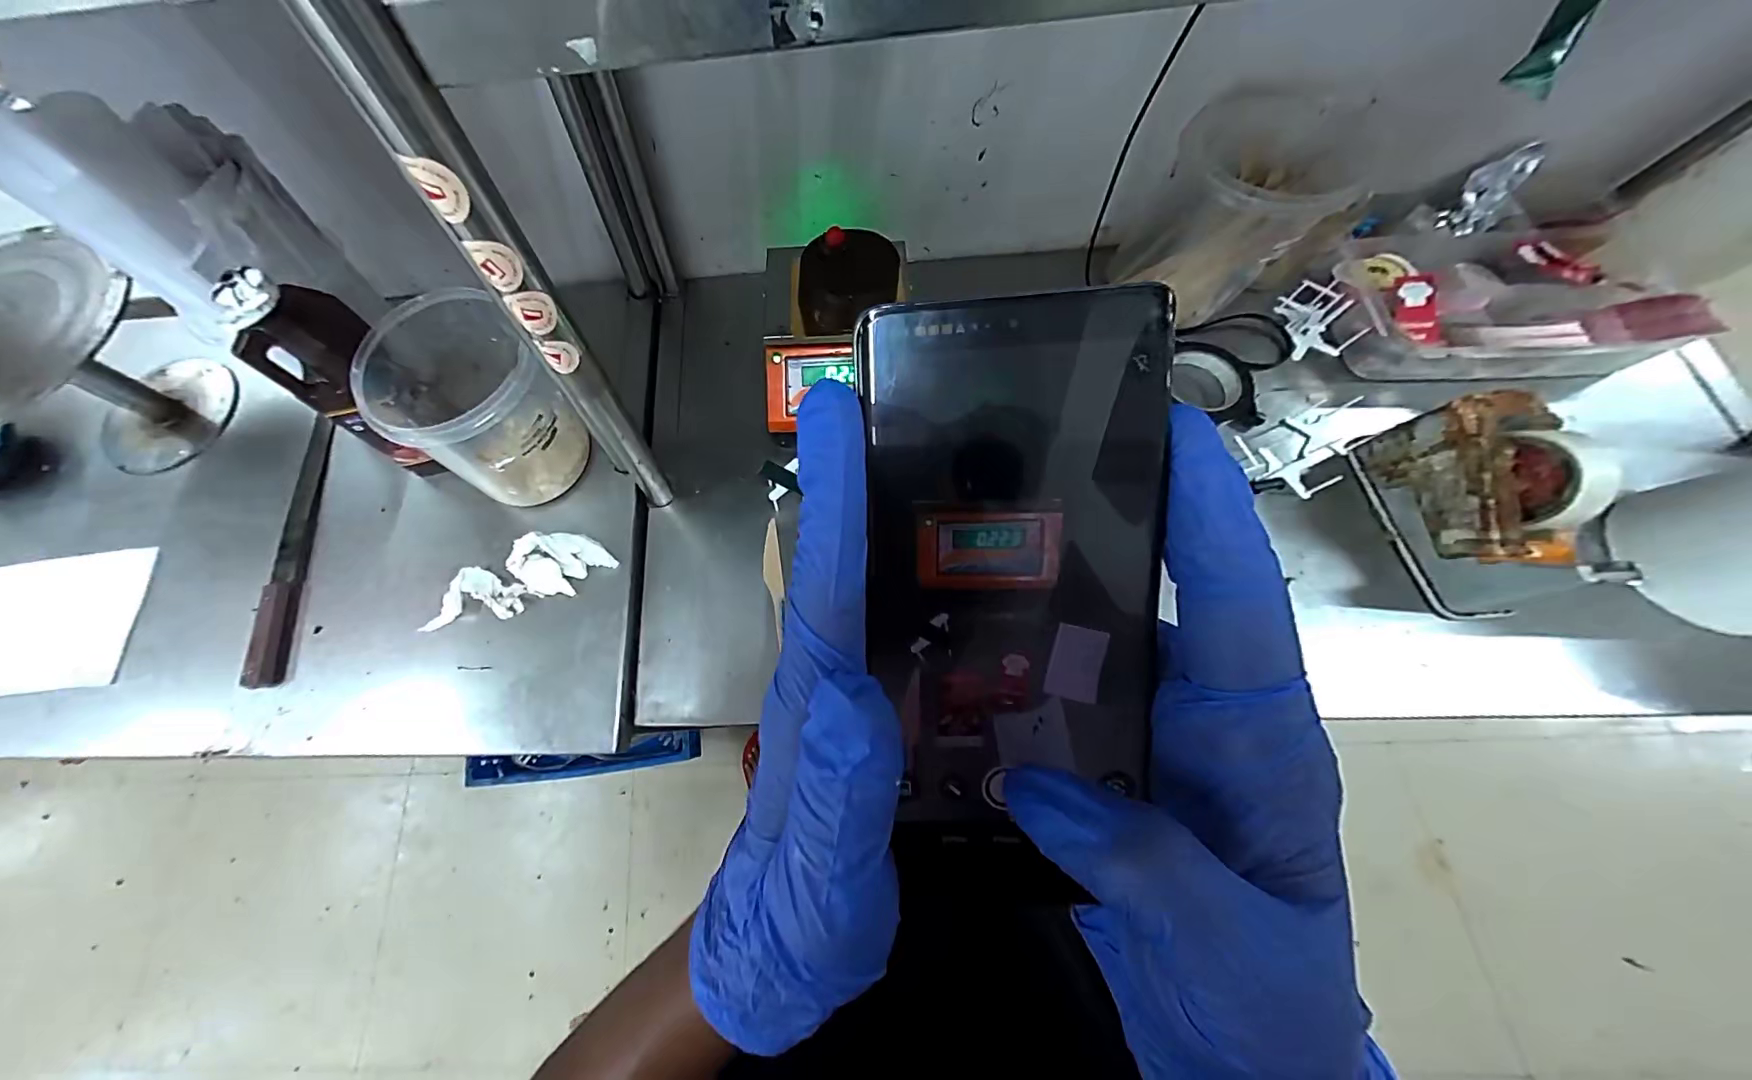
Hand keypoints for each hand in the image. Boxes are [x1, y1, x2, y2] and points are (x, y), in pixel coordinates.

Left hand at [690, 379, 903, 1055]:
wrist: (782, 949)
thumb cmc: (796, 915)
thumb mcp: (821, 869)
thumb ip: (834, 790)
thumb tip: (849, 694)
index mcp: (816, 699)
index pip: (824, 580)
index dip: (835, 495)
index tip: (838, 413)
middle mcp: (831, 678)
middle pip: (847, 563)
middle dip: (868, 481)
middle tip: (908, 408)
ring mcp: (853, 692)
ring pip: (873, 589)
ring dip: (899, 523)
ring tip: (957, 463)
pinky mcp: (875, 715)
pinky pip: (902, 635)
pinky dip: (925, 591)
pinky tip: (975, 576)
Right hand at [1004, 405, 1392, 1079]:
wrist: (1233, 1051)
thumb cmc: (1266, 1000)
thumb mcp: (1231, 943)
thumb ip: (1148, 866)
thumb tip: (1040, 788)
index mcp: (1254, 736)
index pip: (1238, 601)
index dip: (1209, 512)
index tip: (1172, 431)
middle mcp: (1192, 714)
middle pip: (1148, 598)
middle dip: (1098, 528)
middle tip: (1021, 472)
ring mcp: (1135, 737)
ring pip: (1084, 643)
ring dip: (1032, 601)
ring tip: (959, 554)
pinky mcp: (1091, 766)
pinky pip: (1043, 699)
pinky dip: (1002, 676)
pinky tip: (946, 663)